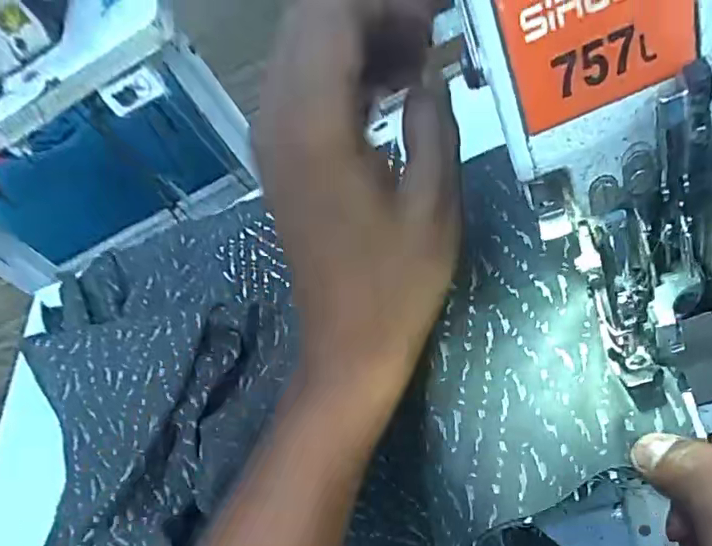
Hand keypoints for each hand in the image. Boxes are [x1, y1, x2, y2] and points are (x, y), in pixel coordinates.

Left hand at [257, 0, 460, 403]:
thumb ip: (433, 127)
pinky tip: (390, 93)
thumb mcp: (435, 208)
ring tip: (421, 58)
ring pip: (305, 52)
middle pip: (311, 22)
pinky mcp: (281, 160)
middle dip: (373, 15)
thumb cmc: (399, 287)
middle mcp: (277, 114)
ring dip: (360, 43)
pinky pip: (305, 88)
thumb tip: (429, 76)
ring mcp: (272, 137)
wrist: (351, 345)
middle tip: (434, 32)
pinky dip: (346, 76)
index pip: (334, 16)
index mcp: (314, 122)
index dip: (388, 5)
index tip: (439, 15)